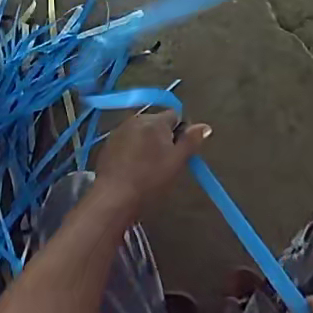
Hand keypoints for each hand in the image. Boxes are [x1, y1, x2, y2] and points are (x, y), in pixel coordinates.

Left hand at [92, 110, 210, 210]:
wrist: (114, 196)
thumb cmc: (150, 179)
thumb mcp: (177, 162)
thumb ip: (190, 141)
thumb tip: (204, 126)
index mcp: (155, 121)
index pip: (175, 115)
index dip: (181, 132)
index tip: (180, 151)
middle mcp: (135, 119)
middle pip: (156, 123)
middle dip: (163, 137)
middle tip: (166, 162)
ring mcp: (119, 131)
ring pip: (141, 132)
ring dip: (147, 143)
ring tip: (148, 168)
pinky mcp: (108, 144)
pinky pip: (127, 142)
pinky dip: (132, 150)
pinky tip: (132, 169)